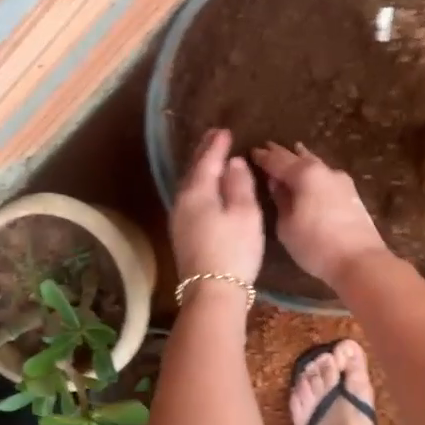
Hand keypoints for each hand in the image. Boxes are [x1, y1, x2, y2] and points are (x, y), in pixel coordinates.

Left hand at [171, 129, 263, 283]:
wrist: (211, 293)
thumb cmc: (233, 250)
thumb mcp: (245, 214)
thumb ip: (239, 185)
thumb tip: (233, 163)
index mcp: (197, 192)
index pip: (207, 161)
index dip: (216, 145)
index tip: (224, 131)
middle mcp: (182, 203)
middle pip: (193, 172)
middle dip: (204, 154)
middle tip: (214, 138)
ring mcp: (179, 221)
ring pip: (190, 187)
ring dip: (200, 171)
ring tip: (211, 160)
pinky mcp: (182, 237)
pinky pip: (190, 202)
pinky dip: (199, 189)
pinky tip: (206, 192)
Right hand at [248, 142, 388, 284]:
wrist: (360, 261)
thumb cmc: (315, 245)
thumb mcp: (287, 225)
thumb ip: (280, 200)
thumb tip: (276, 183)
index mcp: (304, 174)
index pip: (277, 160)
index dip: (263, 157)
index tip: (251, 151)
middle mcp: (323, 170)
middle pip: (298, 157)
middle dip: (282, 153)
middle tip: (267, 147)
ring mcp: (341, 181)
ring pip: (315, 164)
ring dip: (301, 160)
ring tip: (293, 153)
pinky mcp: (352, 194)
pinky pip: (325, 176)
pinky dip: (314, 173)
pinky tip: (312, 177)